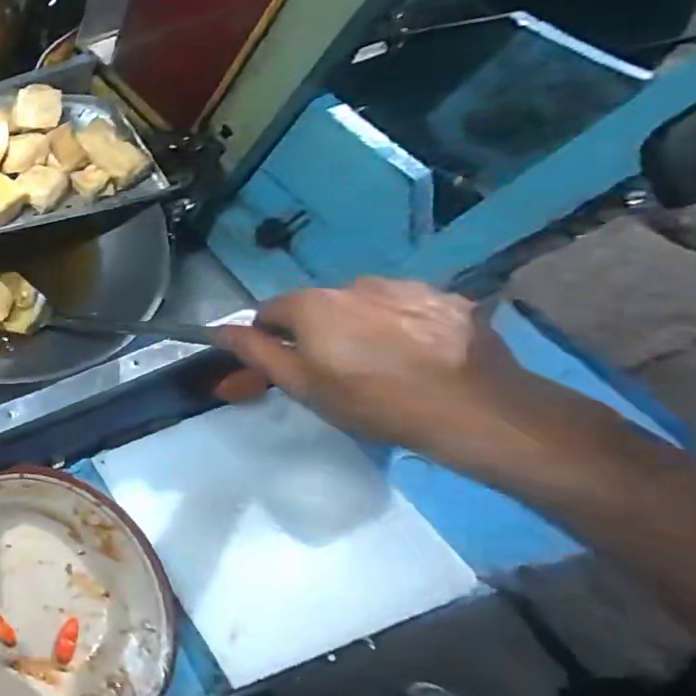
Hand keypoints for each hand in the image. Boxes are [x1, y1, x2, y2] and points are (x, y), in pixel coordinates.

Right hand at [214, 277, 532, 452]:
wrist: (476, 410)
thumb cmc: (372, 401)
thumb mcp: (300, 384)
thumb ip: (254, 352)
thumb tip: (218, 330)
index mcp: (313, 303)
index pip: (268, 311)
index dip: (268, 339)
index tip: (283, 366)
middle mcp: (354, 285)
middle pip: (317, 306)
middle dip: (315, 331)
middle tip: (332, 370)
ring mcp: (406, 288)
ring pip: (363, 305)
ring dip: (359, 326)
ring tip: (380, 363)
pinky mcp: (448, 300)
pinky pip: (407, 308)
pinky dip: (401, 326)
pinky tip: (416, 356)